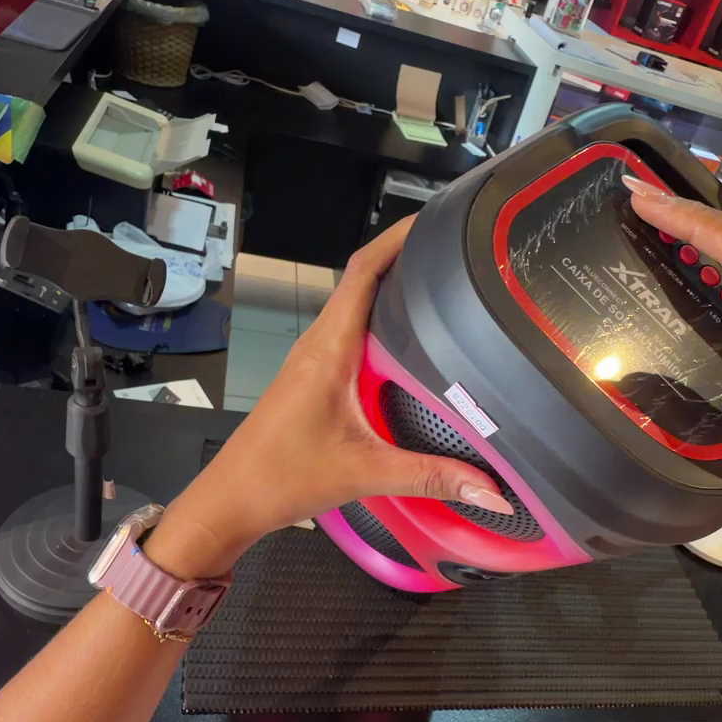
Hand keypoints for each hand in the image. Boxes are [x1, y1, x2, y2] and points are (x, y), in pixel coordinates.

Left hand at [146, 219, 511, 579]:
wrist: (231, 500)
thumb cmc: (280, 477)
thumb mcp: (365, 472)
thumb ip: (431, 477)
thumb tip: (491, 490)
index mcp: (329, 348)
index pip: (363, 271)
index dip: (398, 238)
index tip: (435, 220)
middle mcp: (320, 344)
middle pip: (364, 281)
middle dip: (406, 260)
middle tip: (455, 255)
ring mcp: (314, 360)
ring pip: (357, 308)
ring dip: (392, 292)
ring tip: (441, 289)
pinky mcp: (314, 378)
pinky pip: (351, 336)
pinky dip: (381, 326)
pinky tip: (408, 347)